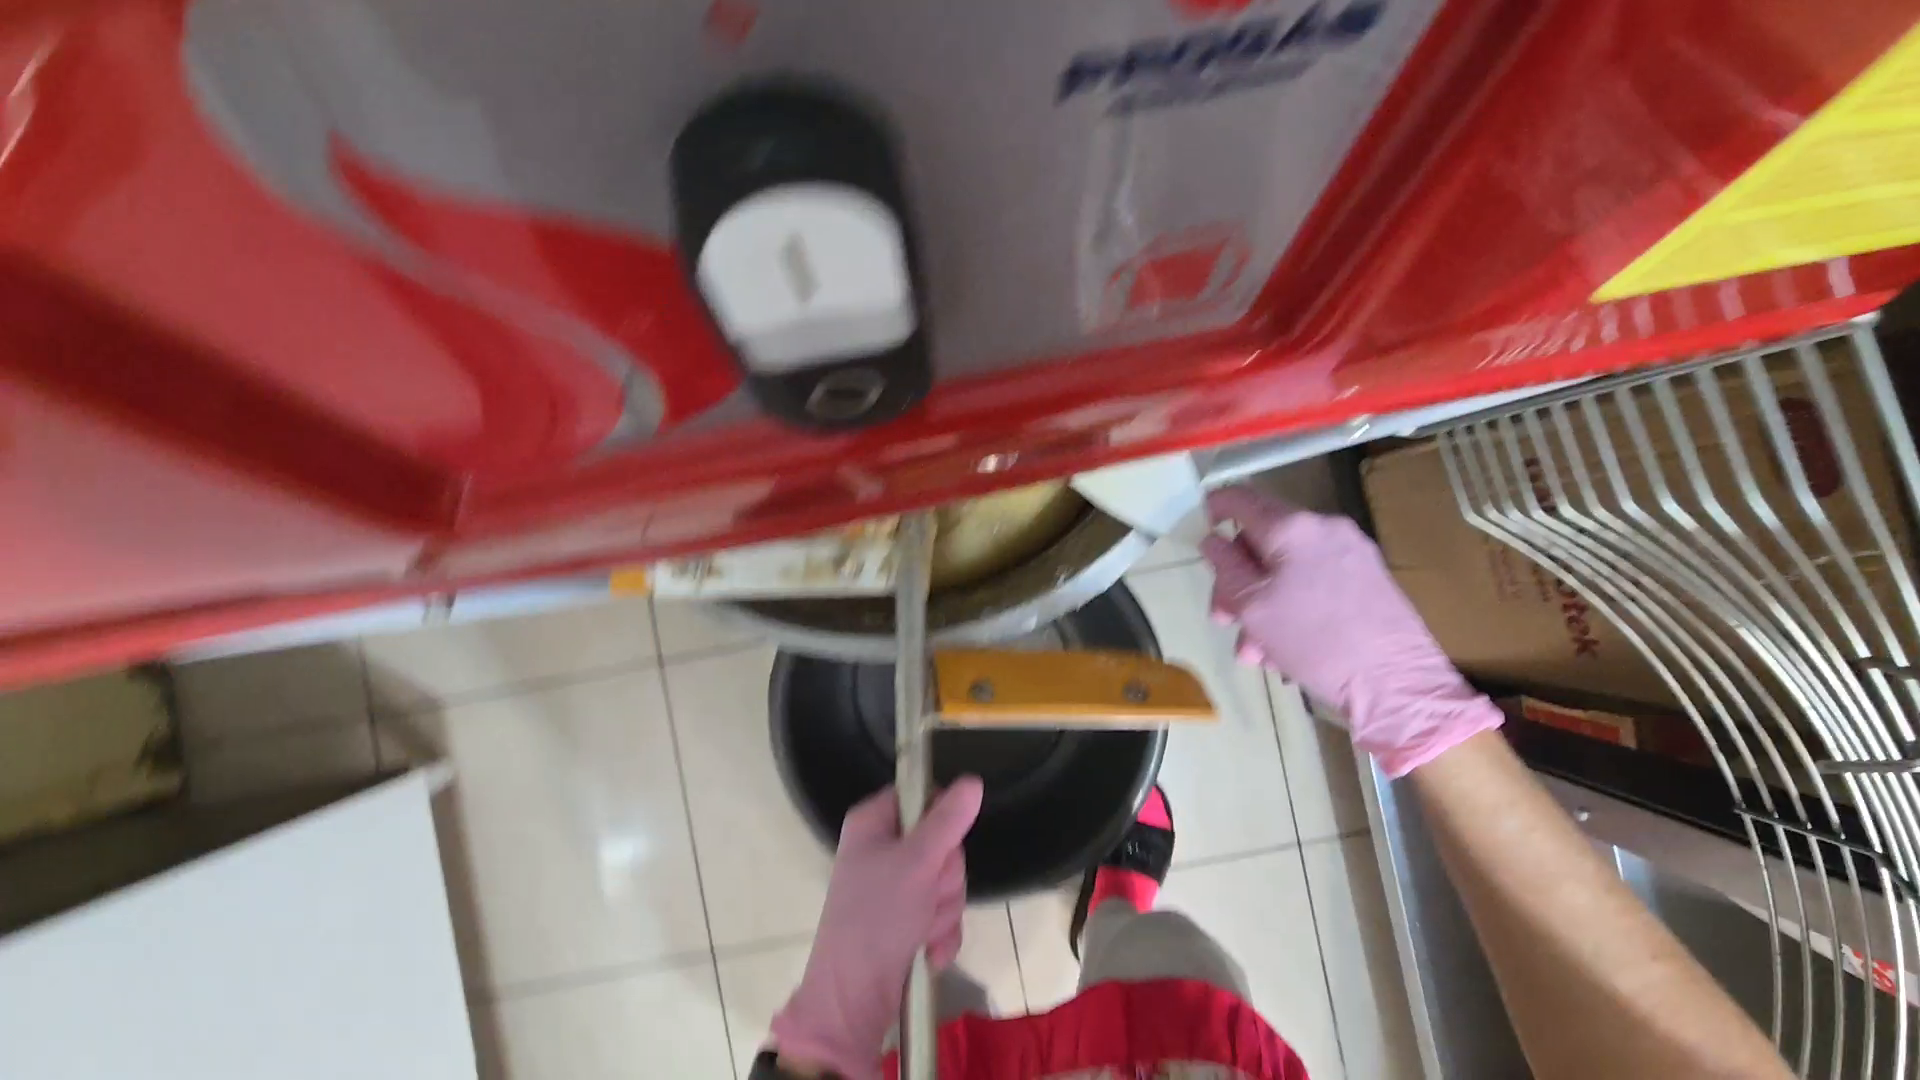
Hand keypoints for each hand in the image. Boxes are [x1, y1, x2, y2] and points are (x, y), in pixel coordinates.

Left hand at [768, 776, 983, 1079]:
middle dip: (944, 876)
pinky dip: (940, 934)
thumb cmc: (877, 918)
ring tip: (921, 929)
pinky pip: (943, 913)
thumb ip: (948, 820)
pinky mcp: (908, 920)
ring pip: (947, 881)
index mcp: (874, 823)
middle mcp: (884, 850)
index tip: (945, 839)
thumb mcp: (916, 862)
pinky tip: (926, 951)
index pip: (920, 795)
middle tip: (926, 894)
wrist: (854, 999)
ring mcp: (896, 888)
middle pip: (943, 841)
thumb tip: (973, 781)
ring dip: (943, 910)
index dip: (942, 815)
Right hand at [1199, 486, 1501, 777]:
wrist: (1397, 682)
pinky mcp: (1369, 579)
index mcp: (1293, 527)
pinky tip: (1284, 650)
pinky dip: (1290, 607)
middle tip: (1223, 618)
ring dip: (1261, 605)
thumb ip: (1225, 567)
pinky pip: (1313, 582)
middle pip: (1262, 541)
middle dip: (1236, 580)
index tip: (1198, 528)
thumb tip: (1212, 541)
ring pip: (1286, 568)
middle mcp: (1325, 528)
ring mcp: (1351, 552)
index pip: (1241, 498)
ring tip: (1255, 651)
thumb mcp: (1253, 606)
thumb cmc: (1315, 641)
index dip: (1213, 509)